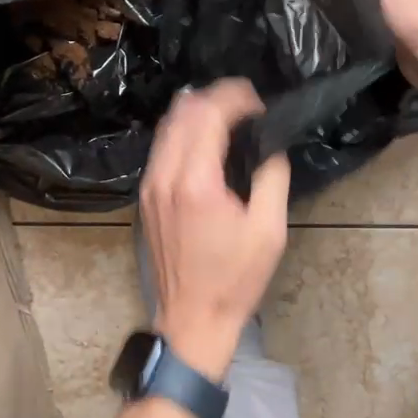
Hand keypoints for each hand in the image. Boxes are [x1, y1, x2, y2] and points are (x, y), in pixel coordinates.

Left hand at [140, 79, 290, 381]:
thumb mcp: (268, 231)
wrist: (192, 320)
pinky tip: (205, 136)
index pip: (207, 114)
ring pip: (167, 124)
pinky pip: (162, 145)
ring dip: (197, 109)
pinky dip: (183, 129)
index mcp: (195, 182)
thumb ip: (271, 177)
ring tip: (229, 113)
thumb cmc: (235, 279)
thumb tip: (269, 144)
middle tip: (247, 103)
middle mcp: (164, 175)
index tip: (258, 101)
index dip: (233, 97)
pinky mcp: (146, 194)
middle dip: (216, 97)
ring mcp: (150, 183)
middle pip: (183, 110)